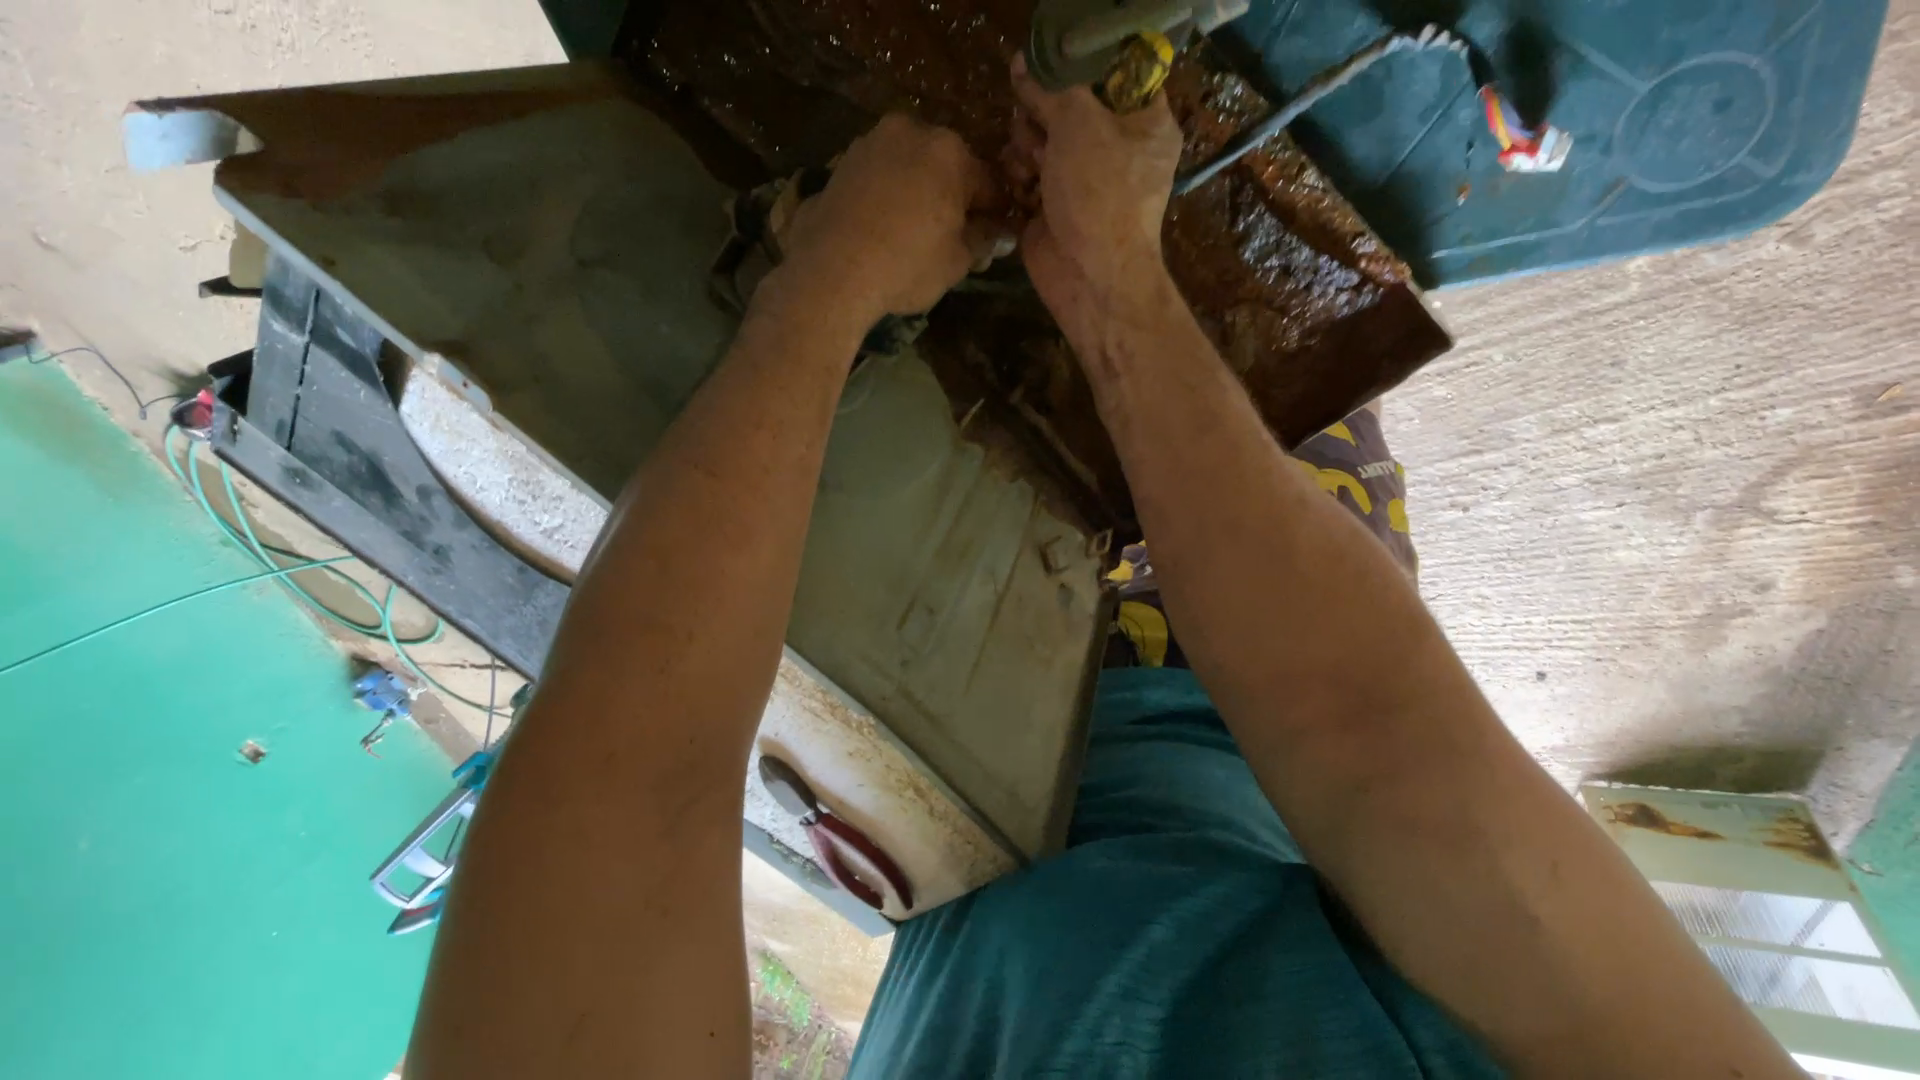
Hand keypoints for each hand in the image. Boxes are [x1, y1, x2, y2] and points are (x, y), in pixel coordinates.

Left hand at [779, 113, 994, 322]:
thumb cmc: (907, 265)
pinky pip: (878, 177)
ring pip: (909, 166)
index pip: (989, 182)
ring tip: (914, 230)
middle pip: (946, 166)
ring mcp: (871, 142)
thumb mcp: (957, 261)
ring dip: (917, 190)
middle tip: (951, 234)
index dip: (995, 212)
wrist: (831, 271)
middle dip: (952, 195)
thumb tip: (995, 232)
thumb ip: (982, 239)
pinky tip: (883, 226)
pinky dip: (886, 194)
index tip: (994, 235)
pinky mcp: (841, 162)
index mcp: (950, 151)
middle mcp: (911, 132)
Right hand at [1007, 55, 1183, 322]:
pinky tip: (1020, 188)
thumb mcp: (1079, 124)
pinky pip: (1029, 176)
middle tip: (1034, 130)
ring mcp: (1084, 180)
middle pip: (1067, 108)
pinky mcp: (1055, 206)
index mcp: (1145, 122)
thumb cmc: (1100, 193)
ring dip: (1025, 149)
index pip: (1114, 75)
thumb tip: (1022, 65)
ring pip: (1042, 141)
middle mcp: (1117, 148)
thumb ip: (1049, 89)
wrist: (1090, 274)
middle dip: (1041, 117)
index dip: (1077, 70)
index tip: (1048, 75)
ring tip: (1028, 168)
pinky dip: (1020, 179)